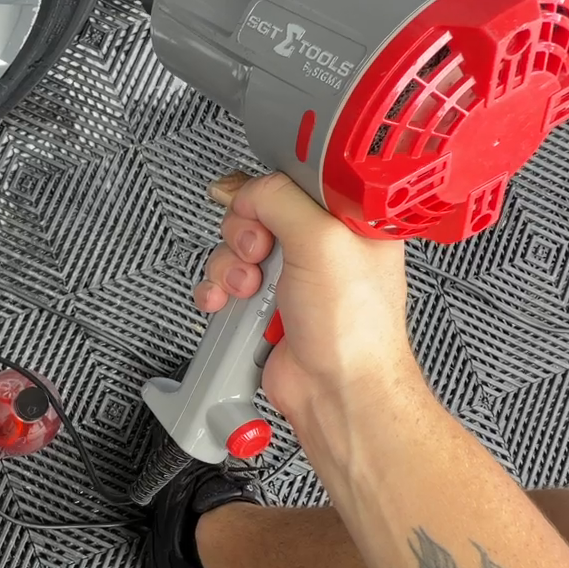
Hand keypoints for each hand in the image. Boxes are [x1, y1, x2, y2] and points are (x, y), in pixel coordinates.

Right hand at [193, 171, 427, 435]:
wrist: (333, 387)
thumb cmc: (353, 327)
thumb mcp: (322, 240)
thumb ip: (281, 200)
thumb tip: (247, 191)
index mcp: (346, 218)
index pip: (294, 180)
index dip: (268, 191)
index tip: (261, 208)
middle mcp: (317, 244)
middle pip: (253, 213)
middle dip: (244, 234)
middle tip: (262, 254)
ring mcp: (287, 275)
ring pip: (232, 248)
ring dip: (228, 267)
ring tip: (249, 288)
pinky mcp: (261, 303)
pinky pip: (221, 283)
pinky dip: (215, 291)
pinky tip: (229, 303)